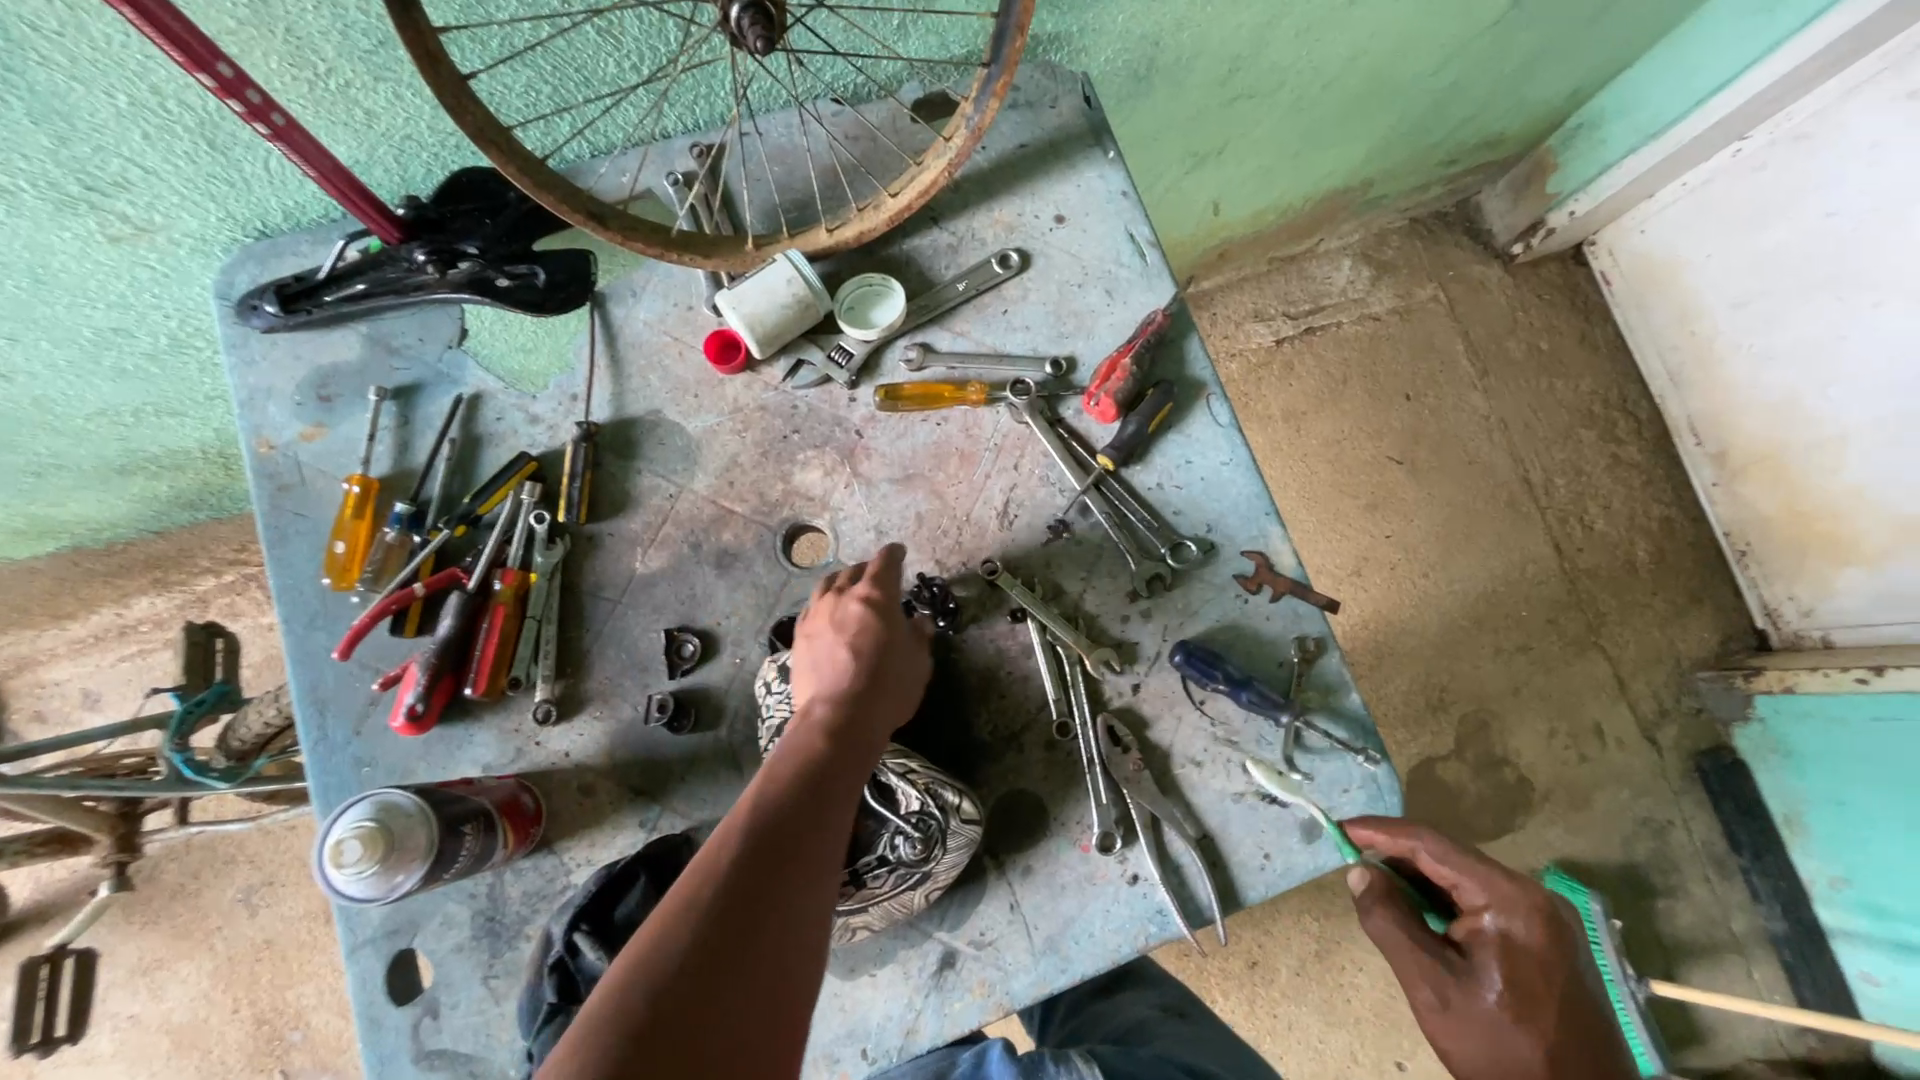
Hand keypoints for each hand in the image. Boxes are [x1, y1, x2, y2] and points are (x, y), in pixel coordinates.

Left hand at [787, 543, 932, 751]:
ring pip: (827, 584)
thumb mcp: (919, 662)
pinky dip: (823, 604)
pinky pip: (811, 608)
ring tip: (847, 590)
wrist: (838, 718)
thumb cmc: (888, 687)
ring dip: (841, 582)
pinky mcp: (799, 635)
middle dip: (867, 570)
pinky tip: (826, 614)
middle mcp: (842, 595)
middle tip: (876, 578)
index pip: (885, 562)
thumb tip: (918, 621)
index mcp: (876, 595)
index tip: (899, 553)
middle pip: (854, 571)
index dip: (894, 554)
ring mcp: (816, 614)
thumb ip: (918, 635)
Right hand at [1342, 817, 1639, 1079]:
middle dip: (1399, 856)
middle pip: (1452, 858)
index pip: (1432, 845)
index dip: (1381, 832)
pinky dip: (1448, 901)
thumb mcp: (1432, 986)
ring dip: (1421, 880)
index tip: (1340, 828)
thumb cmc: (1501, 1048)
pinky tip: (1422, 913)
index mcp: (1509, 898)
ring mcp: (1549, 917)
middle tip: (1352, 859)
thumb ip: (1390, 921)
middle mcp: (1535, 895)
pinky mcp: (1551, 939)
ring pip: (1468, 880)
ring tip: (1377, 884)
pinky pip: (1487, 901)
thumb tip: (1360, 872)